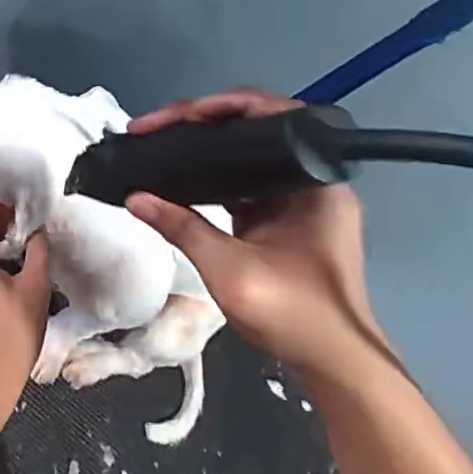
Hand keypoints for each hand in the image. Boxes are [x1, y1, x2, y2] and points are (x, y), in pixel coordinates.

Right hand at [125, 90, 396, 379]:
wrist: (336, 367)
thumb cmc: (294, 314)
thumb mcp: (230, 269)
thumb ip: (182, 228)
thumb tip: (136, 198)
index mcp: (313, 178)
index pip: (268, 116)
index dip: (221, 106)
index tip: (179, 115)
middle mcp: (314, 178)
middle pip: (257, 132)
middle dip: (206, 124)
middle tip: (162, 126)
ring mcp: (303, 199)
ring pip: (252, 157)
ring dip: (211, 150)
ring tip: (168, 143)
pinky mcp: (291, 218)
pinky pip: (252, 184)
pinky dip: (221, 178)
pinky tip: (188, 176)